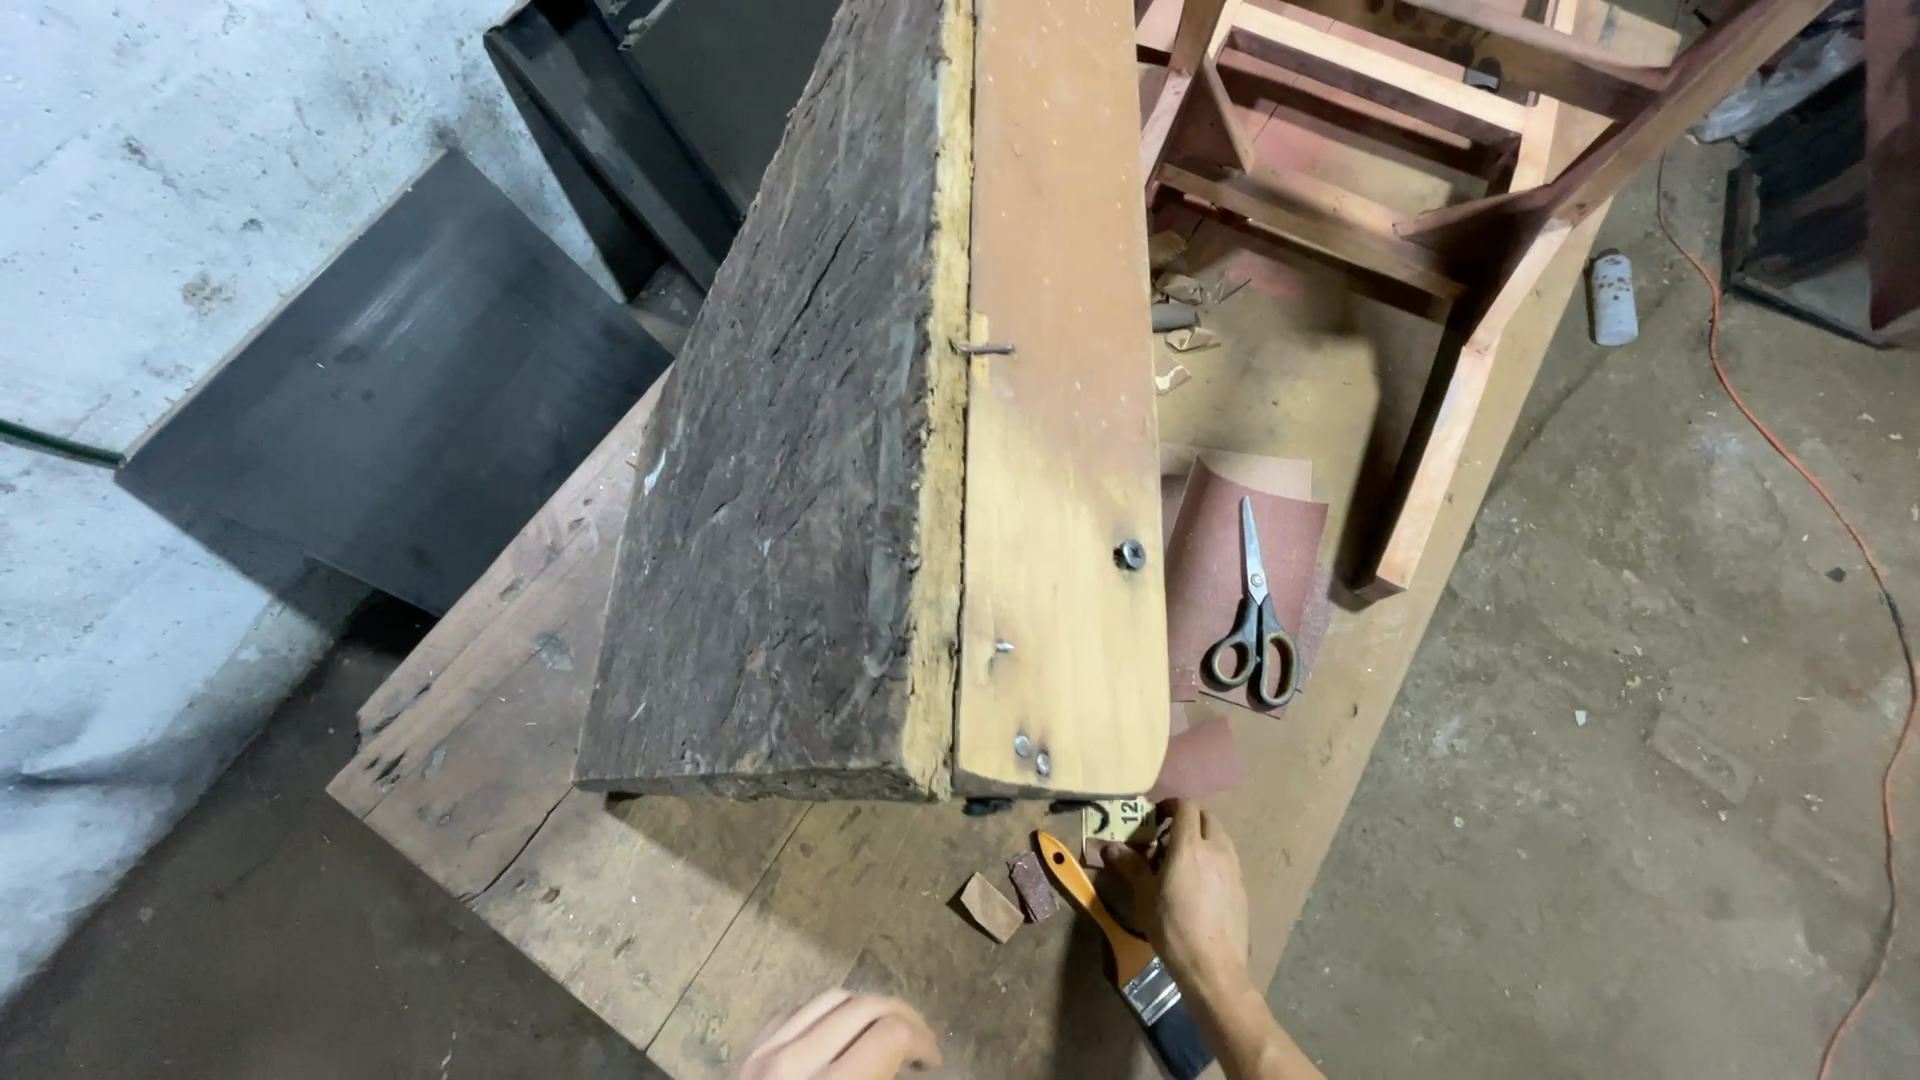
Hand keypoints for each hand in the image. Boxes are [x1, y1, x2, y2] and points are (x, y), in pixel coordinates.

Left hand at [738, 989, 941, 1078]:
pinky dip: (827, 1014)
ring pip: (833, 998)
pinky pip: (796, 1012)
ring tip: (887, 1029)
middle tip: (922, 1041)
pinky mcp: (747, 1055)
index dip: (922, 1042)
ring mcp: (764, 1054)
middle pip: (865, 1007)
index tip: (934, 1062)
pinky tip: (841, 1033)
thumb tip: (906, 1065)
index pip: (889, 1036)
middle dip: (903, 1016)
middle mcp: (793, 1063)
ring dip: (868, 1008)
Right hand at [1103, 798, 1250, 1003]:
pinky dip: (1214, 859)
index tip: (1157, 817)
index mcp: (1190, 846)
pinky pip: (1228, 860)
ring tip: (1185, 860)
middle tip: (1170, 837)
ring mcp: (1234, 869)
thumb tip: (1110, 847)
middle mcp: (1216, 850)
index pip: (1186, 806)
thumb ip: (1130, 865)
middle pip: (1207, 817)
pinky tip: (1201, 885)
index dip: (1171, 805)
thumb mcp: (1145, 895)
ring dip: (1204, 838)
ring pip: (1220, 837)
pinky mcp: (1242, 888)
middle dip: (1189, 819)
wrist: (1213, 967)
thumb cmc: (1173, 927)